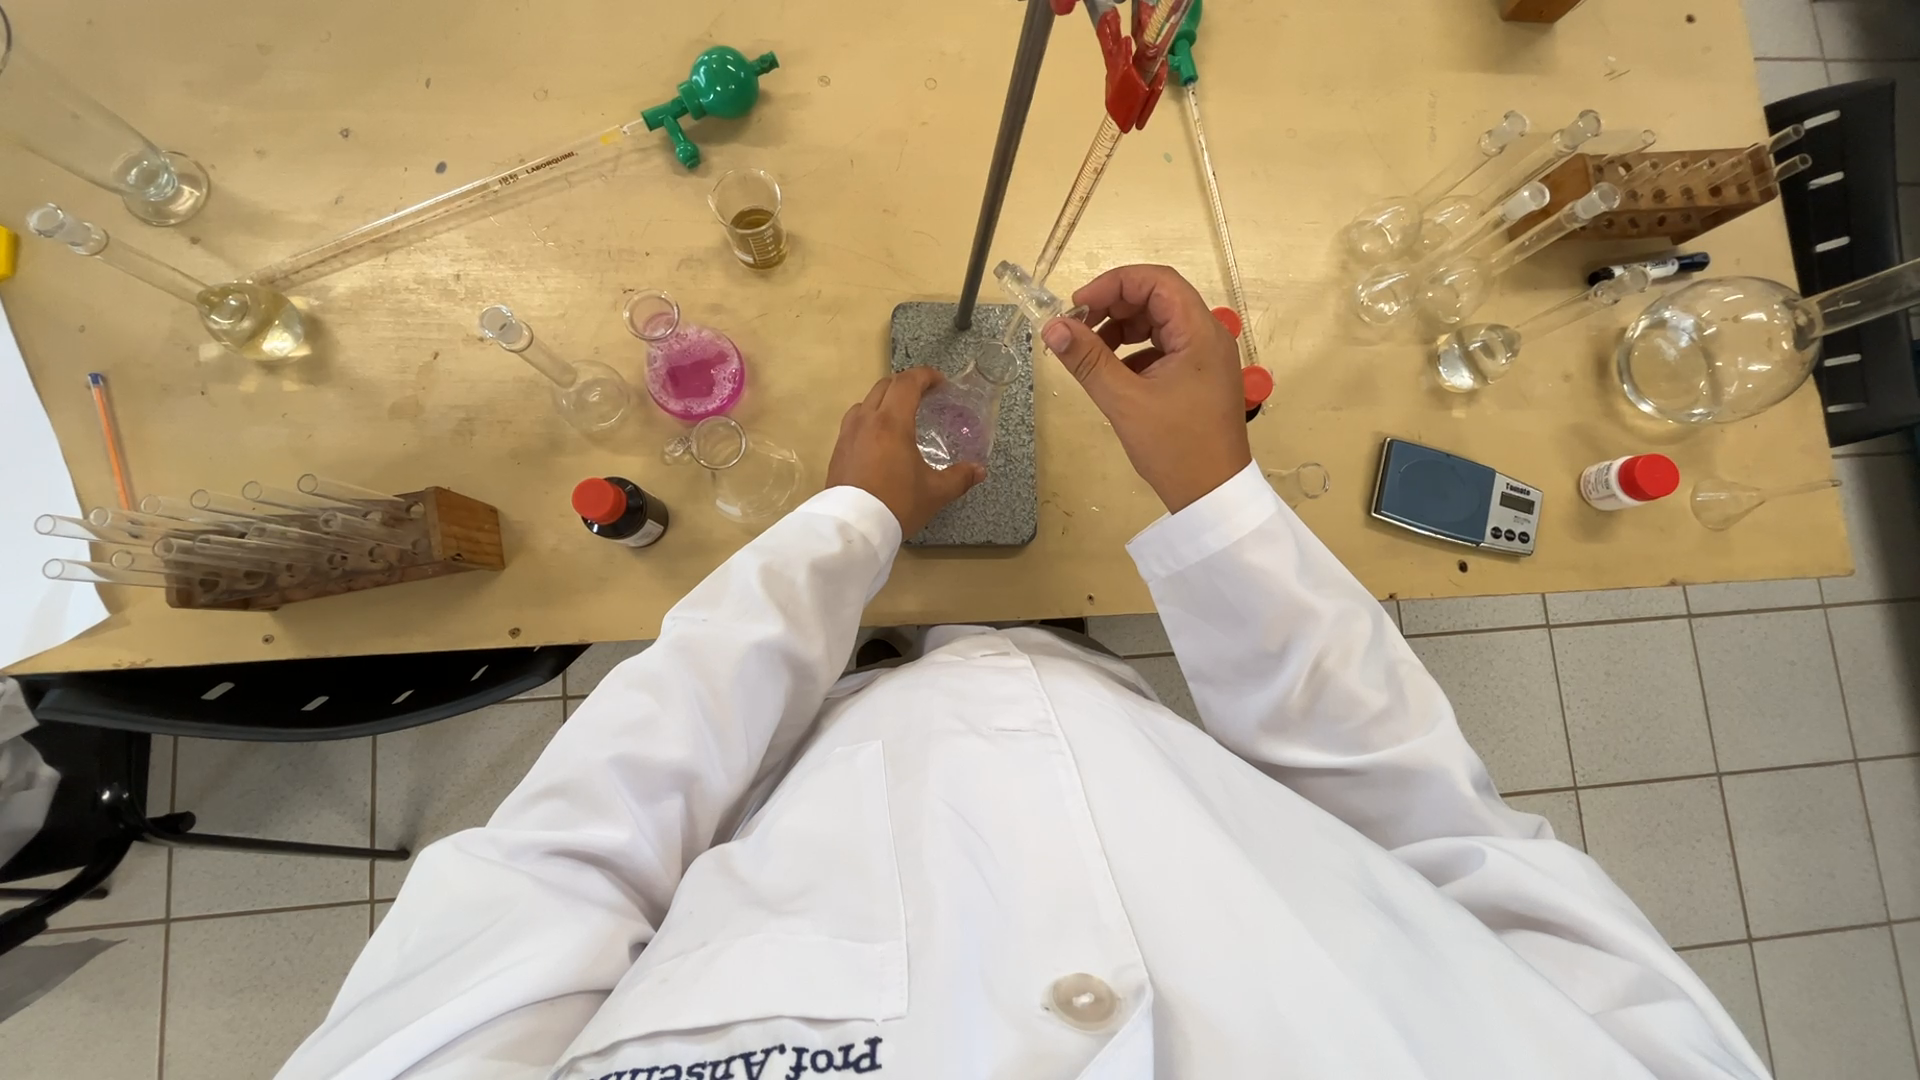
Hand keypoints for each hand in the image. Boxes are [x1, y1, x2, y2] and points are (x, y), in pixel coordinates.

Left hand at [827, 368, 985, 535]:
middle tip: (924, 398)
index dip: (926, 376)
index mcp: (892, 423)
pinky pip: (854, 421)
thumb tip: (979, 471)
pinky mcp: (838, 450)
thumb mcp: (935, 492)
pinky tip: (879, 439)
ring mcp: (848, 434)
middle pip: (885, 386)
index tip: (940, 383)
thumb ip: (959, 477)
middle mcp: (867, 420)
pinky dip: (870, 418)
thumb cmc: (897, 504)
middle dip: (906, 385)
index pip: (907, 383)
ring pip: (866, 401)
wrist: (854, 528)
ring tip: (900, 416)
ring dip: (885, 400)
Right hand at [1040, 264, 1250, 512]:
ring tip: (1091, 353)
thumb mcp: (1124, 401)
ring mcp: (1205, 358)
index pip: (1156, 281)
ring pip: (1159, 323)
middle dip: (1114, 306)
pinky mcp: (1198, 379)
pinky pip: (1163, 348)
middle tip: (1077, 328)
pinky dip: (1134, 352)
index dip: (1113, 284)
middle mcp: (1208, 336)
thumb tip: (1052, 327)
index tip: (1076, 306)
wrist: (1212, 495)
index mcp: (1199, 332)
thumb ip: (1087, 360)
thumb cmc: (1174, 447)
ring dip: (1121, 330)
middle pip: (1158, 298)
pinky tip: (1114, 376)